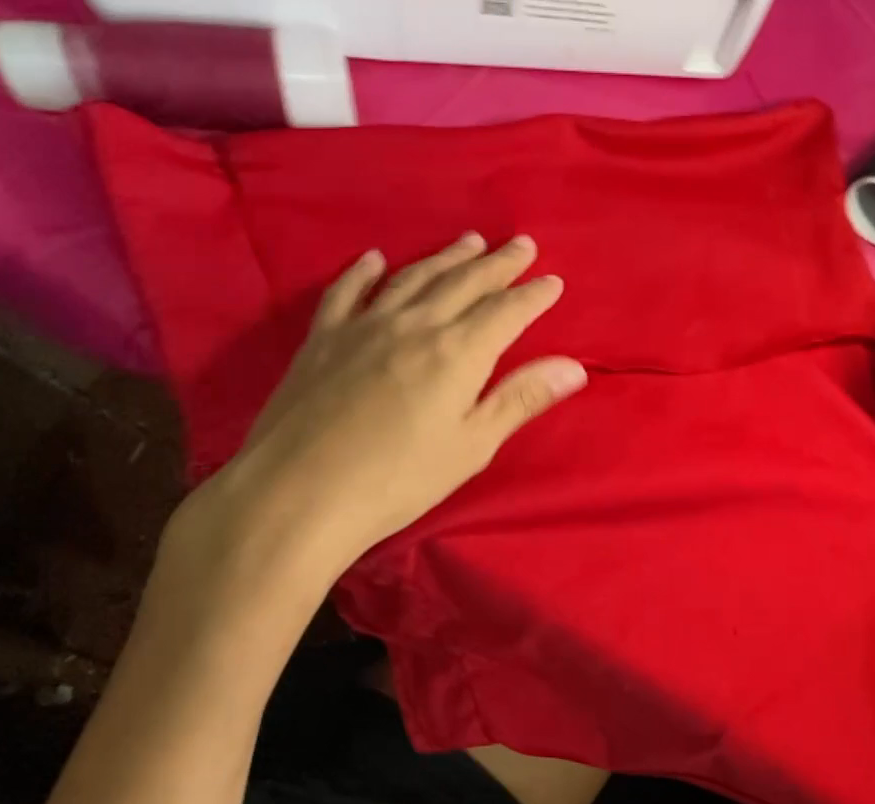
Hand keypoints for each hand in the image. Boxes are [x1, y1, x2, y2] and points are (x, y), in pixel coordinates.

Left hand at [193, 233, 585, 573]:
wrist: (300, 491)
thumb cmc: (400, 478)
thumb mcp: (472, 445)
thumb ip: (520, 399)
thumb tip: (574, 366)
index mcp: (457, 353)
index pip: (505, 312)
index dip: (532, 296)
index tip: (553, 281)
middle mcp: (414, 325)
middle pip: (463, 283)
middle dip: (497, 264)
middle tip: (522, 244)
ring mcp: (363, 326)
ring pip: (413, 278)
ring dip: (445, 257)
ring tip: (469, 241)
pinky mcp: (323, 339)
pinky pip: (347, 291)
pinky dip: (364, 271)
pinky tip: (375, 259)